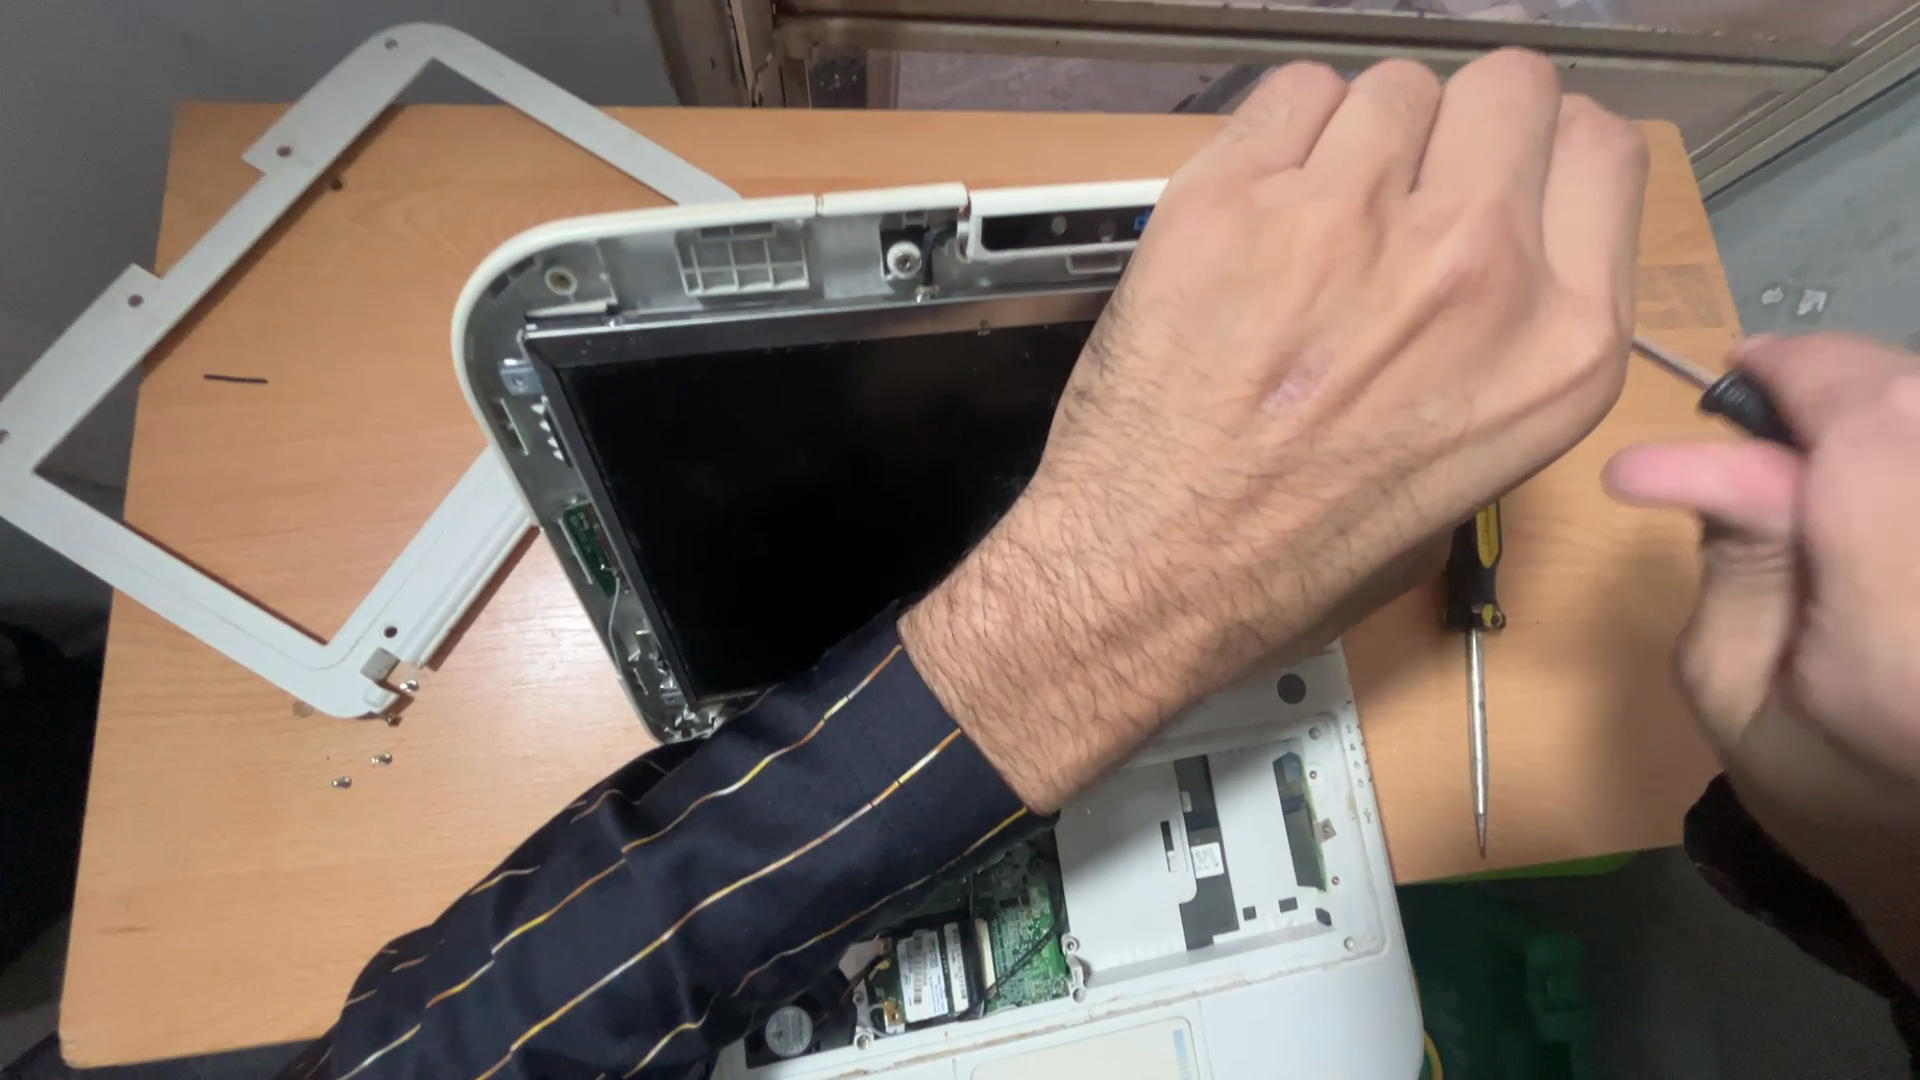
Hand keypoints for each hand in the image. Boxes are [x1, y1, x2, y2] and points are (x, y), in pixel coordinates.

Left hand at [900, 51, 1648, 812]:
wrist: (1143, 574)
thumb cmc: (1284, 564)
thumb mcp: (1453, 487)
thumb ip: (1491, 363)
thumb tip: (1477, 289)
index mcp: (1557, 349)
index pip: (1599, 150)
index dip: (1529, 160)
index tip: (1472, 186)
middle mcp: (1471, 266)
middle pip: (1506, 93)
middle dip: (1447, 139)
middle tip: (1375, 210)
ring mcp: (1342, 223)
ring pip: (1389, 90)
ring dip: (1350, 143)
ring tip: (1291, 229)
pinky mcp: (1226, 206)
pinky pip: (1282, 97)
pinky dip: (1268, 138)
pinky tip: (1238, 216)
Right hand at [1604, 334, 1919, 968]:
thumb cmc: (1823, 788)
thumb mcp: (1729, 686)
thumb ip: (1739, 566)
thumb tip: (1712, 458)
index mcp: (1905, 642)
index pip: (1877, 451)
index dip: (1799, 390)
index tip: (1719, 379)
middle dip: (1848, 379)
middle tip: (1760, 387)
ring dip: (1890, 404)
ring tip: (1813, 429)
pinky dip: (1909, 442)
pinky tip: (1869, 459)